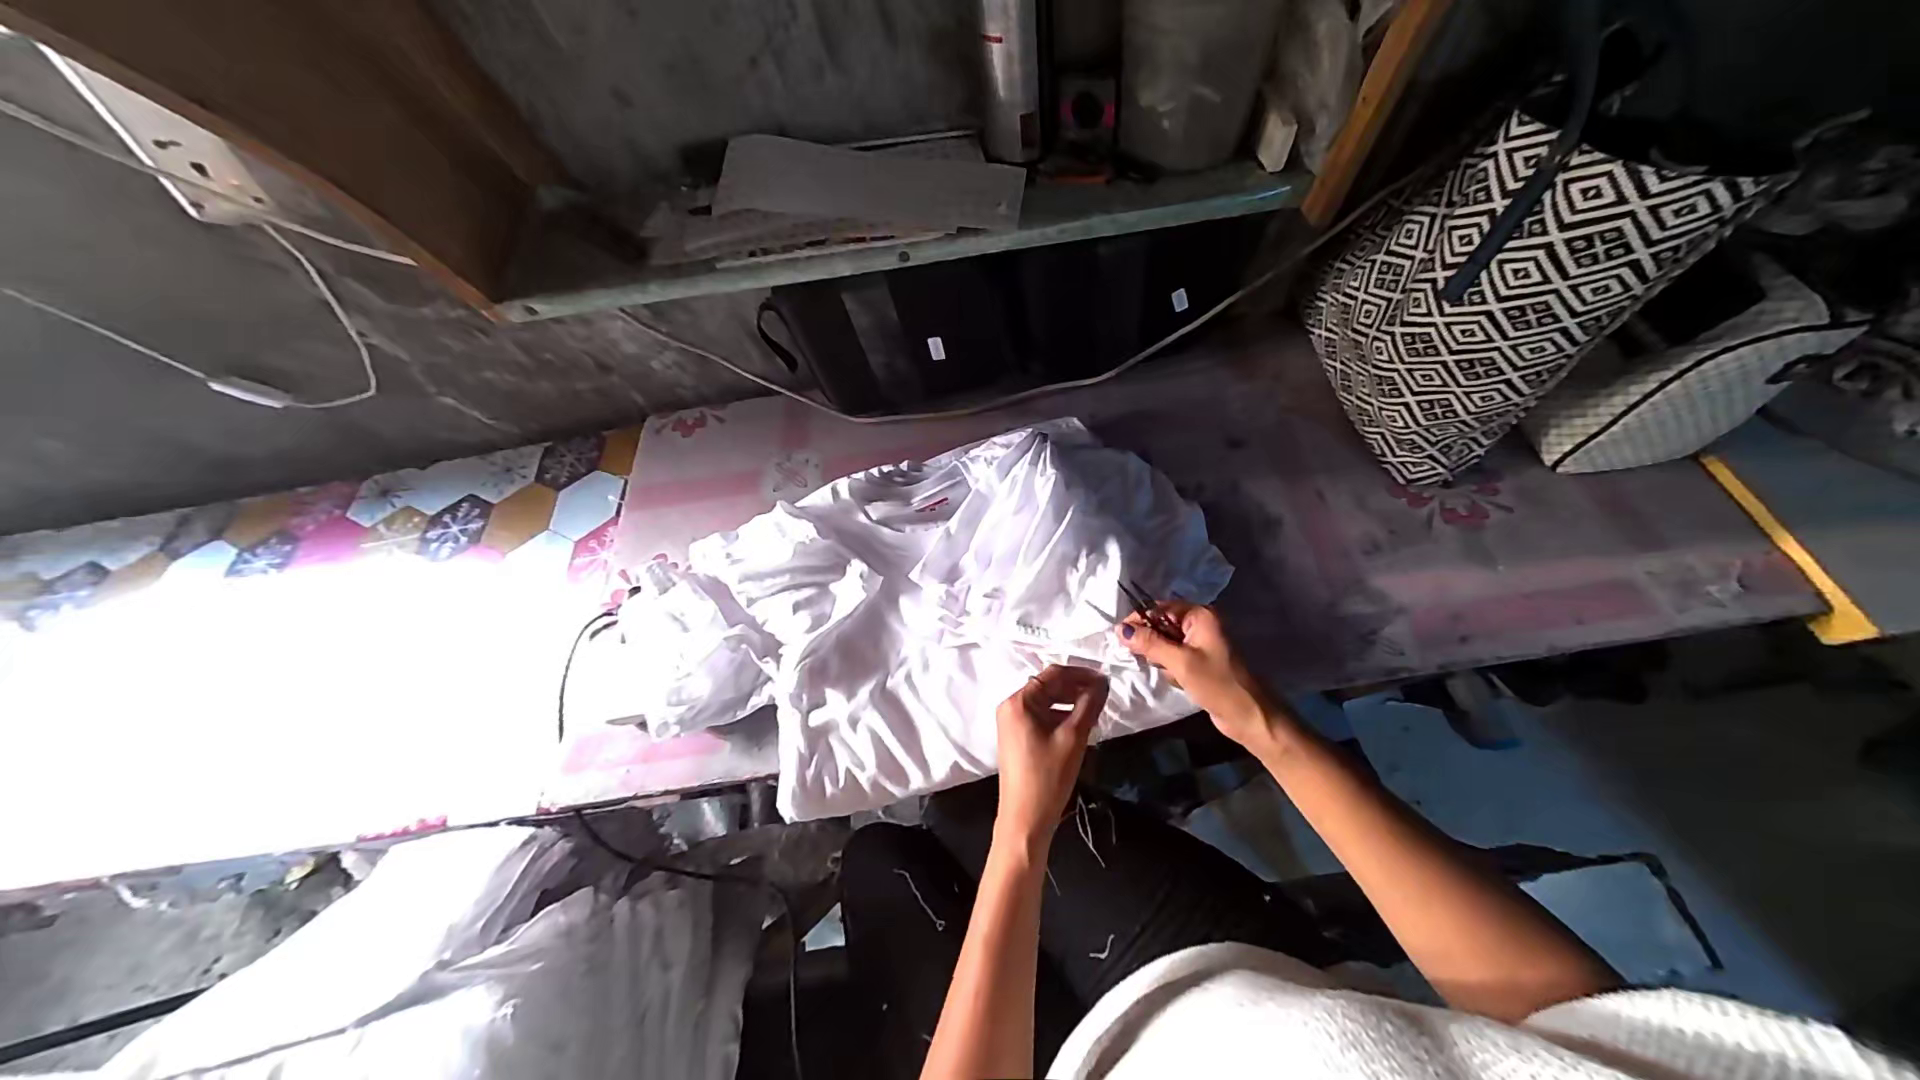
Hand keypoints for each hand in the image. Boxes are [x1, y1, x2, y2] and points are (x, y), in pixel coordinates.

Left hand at [994, 665, 1108, 847]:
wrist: (1025, 819)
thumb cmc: (1048, 777)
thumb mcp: (1073, 738)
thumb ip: (1089, 705)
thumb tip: (1102, 682)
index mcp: (1018, 702)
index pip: (1053, 674)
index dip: (1080, 674)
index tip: (1105, 680)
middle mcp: (1011, 707)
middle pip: (1048, 686)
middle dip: (1076, 687)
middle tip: (1103, 695)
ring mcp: (1012, 723)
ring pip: (1046, 702)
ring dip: (1070, 702)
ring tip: (1095, 709)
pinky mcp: (1017, 737)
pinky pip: (1041, 716)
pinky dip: (1060, 716)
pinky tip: (1079, 724)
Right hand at [1116, 601, 1286, 750]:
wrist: (1248, 715)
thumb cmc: (1217, 684)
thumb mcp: (1180, 662)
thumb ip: (1149, 643)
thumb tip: (1120, 629)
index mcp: (1200, 616)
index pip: (1160, 608)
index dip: (1139, 620)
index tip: (1119, 635)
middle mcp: (1201, 624)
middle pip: (1161, 624)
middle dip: (1151, 642)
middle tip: (1147, 659)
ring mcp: (1201, 643)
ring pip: (1165, 643)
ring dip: (1160, 657)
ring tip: (1168, 672)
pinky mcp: (1199, 661)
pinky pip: (1174, 657)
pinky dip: (1170, 667)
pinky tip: (1177, 680)